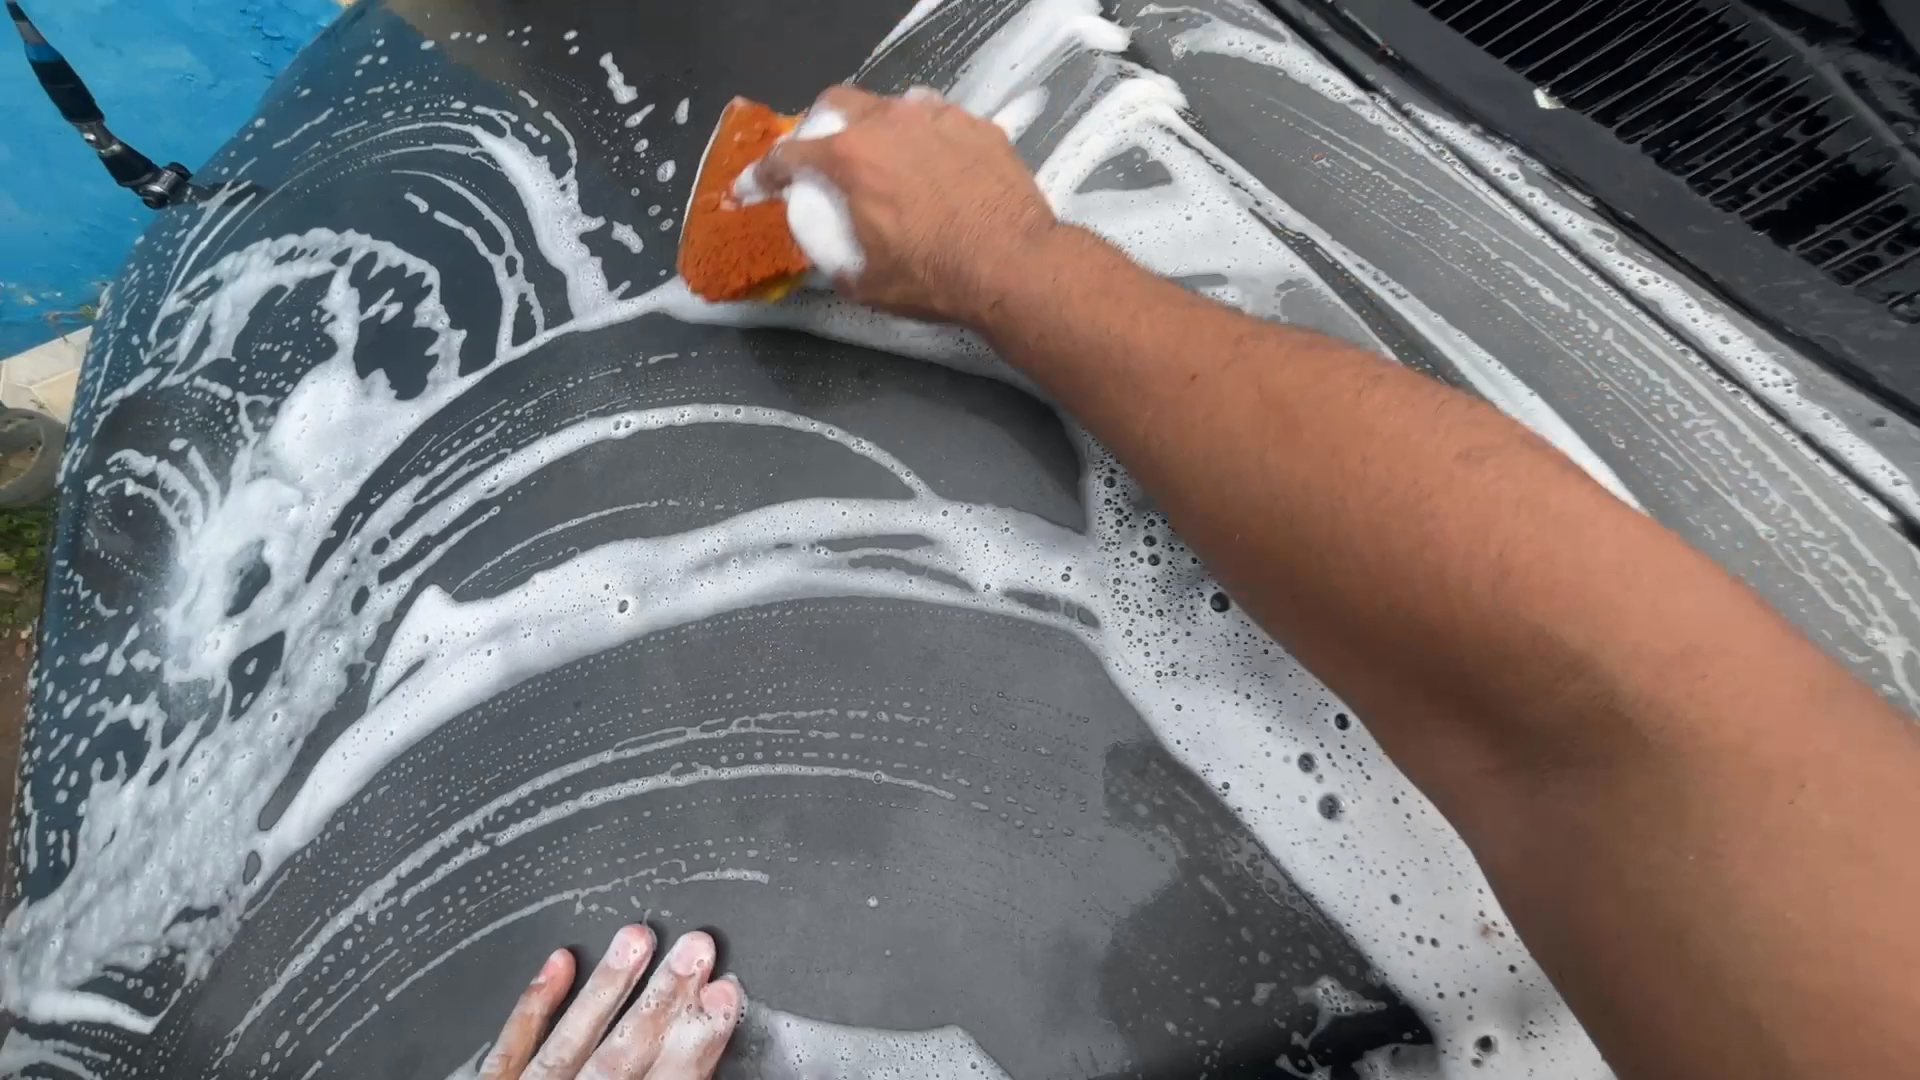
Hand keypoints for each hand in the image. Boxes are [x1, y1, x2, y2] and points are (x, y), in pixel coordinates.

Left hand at [479, 926, 743, 1079]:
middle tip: (696, 948)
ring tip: (636, 938)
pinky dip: (532, 1007)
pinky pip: (506, 1055)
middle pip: (620, 1062)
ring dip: (606, 990)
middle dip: (662, 1002)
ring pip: (568, 1046)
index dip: (696, 1046)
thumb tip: (705, 1072)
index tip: (725, 996)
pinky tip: (560, 962)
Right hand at [756, 85, 1062, 324]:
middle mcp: (889, 123)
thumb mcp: (868, 284)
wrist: (1013, 265)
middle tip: (821, 159)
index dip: (764, 174)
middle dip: (818, 128)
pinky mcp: (976, 125)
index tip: (752, 187)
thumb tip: (830, 256)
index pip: (789, 155)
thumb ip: (836, 262)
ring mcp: (937, 117)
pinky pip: (937, 120)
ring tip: (883, 160)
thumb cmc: (934, 279)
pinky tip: (933, 164)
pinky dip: (923, 138)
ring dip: (875, 129)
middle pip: (837, 105)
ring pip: (891, 106)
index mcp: (851, 160)